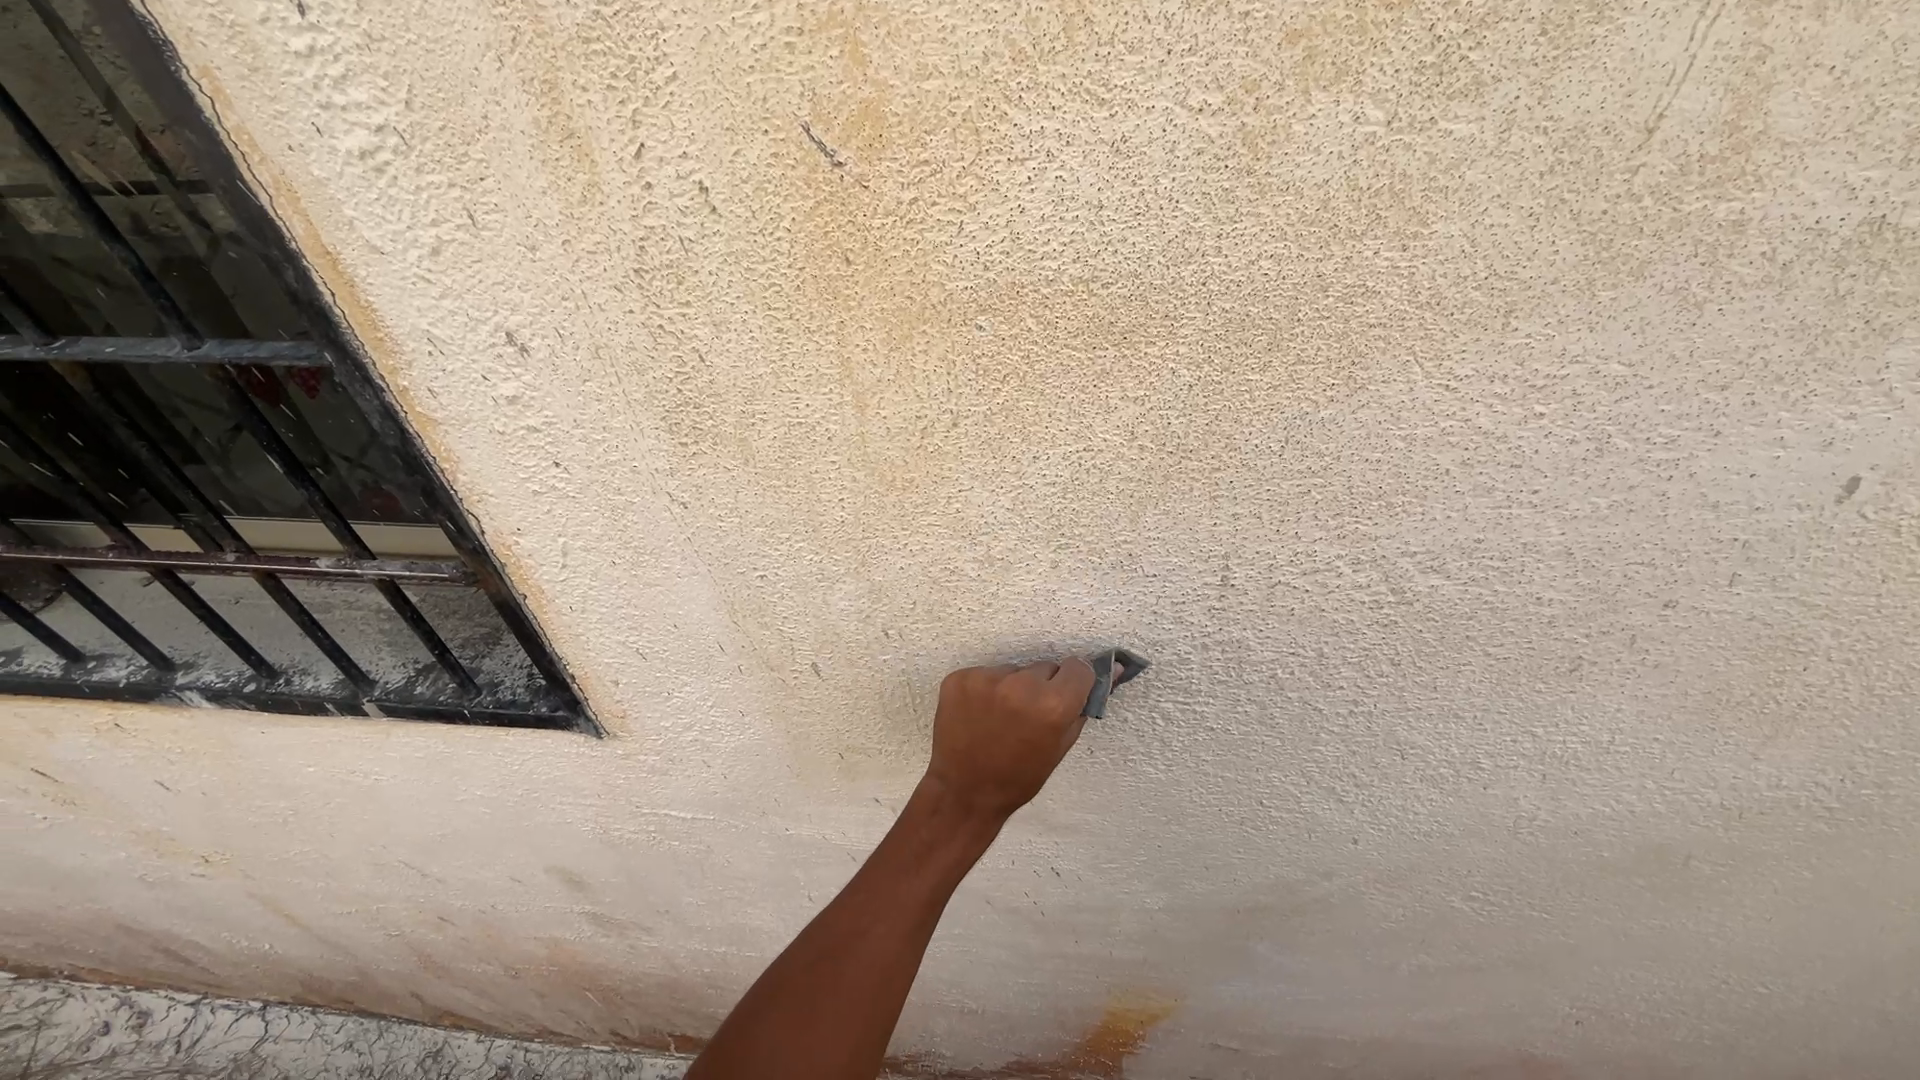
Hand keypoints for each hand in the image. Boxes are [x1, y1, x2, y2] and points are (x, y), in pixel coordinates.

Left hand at [922, 657, 1097, 823]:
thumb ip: (1083, 706)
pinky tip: (981, 715)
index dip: (1074, 683)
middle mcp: (1020, 687)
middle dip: (1043, 687)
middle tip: (1029, 717)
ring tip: (1002, 719)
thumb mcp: (1060, 747)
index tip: (1067, 693)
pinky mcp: (961, 678)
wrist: (964, 791)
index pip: (1078, 668)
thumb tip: (1112, 672)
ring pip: (1014, 670)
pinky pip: (986, 674)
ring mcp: (986, 680)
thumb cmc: (1016, 778)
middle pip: (1045, 668)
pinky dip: (986, 690)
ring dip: (1013, 687)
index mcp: (1052, 705)